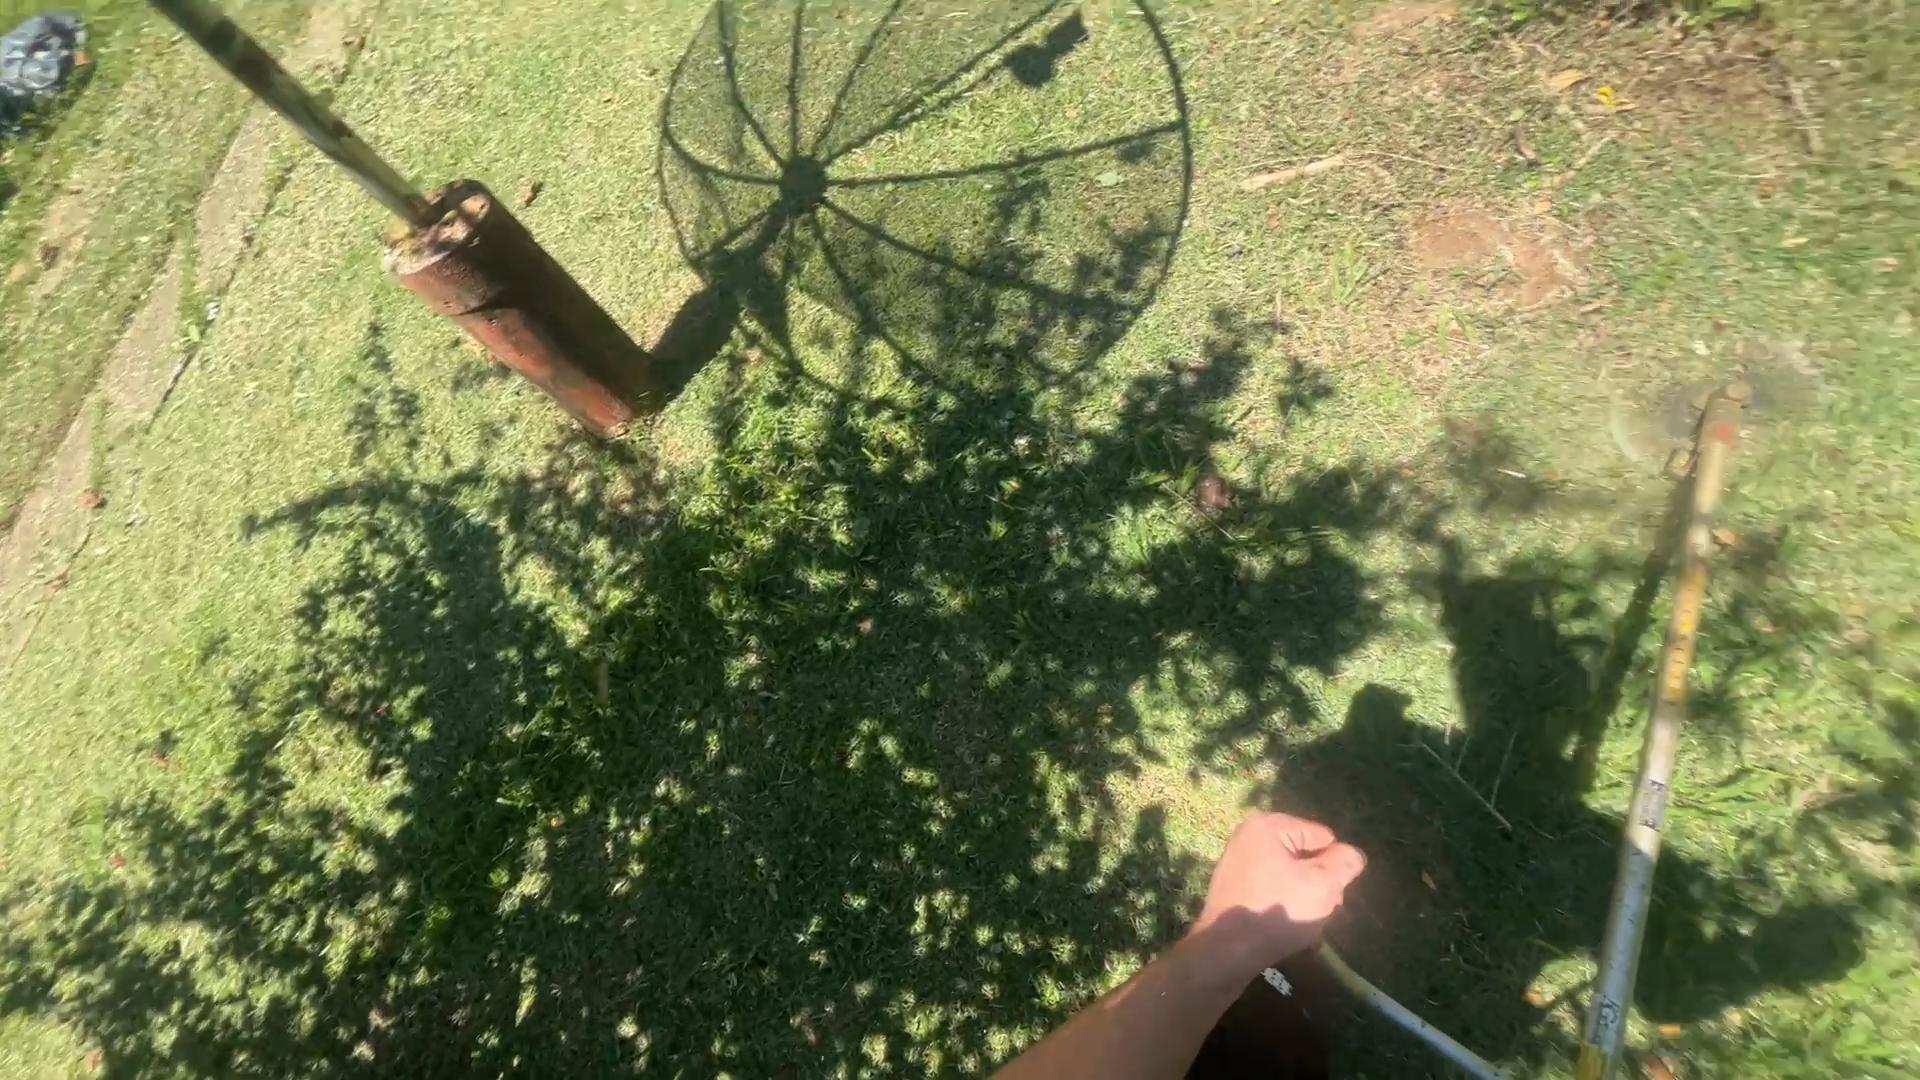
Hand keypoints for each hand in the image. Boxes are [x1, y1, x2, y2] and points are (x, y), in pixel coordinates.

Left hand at [1194, 812, 1365, 962]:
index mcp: (1269, 824)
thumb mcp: (1321, 885)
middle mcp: (1251, 832)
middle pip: (1306, 853)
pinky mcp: (1236, 879)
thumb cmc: (1278, 909)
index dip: (1334, 866)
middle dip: (1319, 881)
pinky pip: (1274, 883)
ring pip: (1292, 871)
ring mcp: (1241, 856)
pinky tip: (1284, 922)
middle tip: (1316, 909)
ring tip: (1301, 918)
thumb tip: (1353, 853)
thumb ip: (1343, 864)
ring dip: (1304, 894)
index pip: (1323, 837)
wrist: (1229, 945)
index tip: (1330, 894)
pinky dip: (1285, 899)